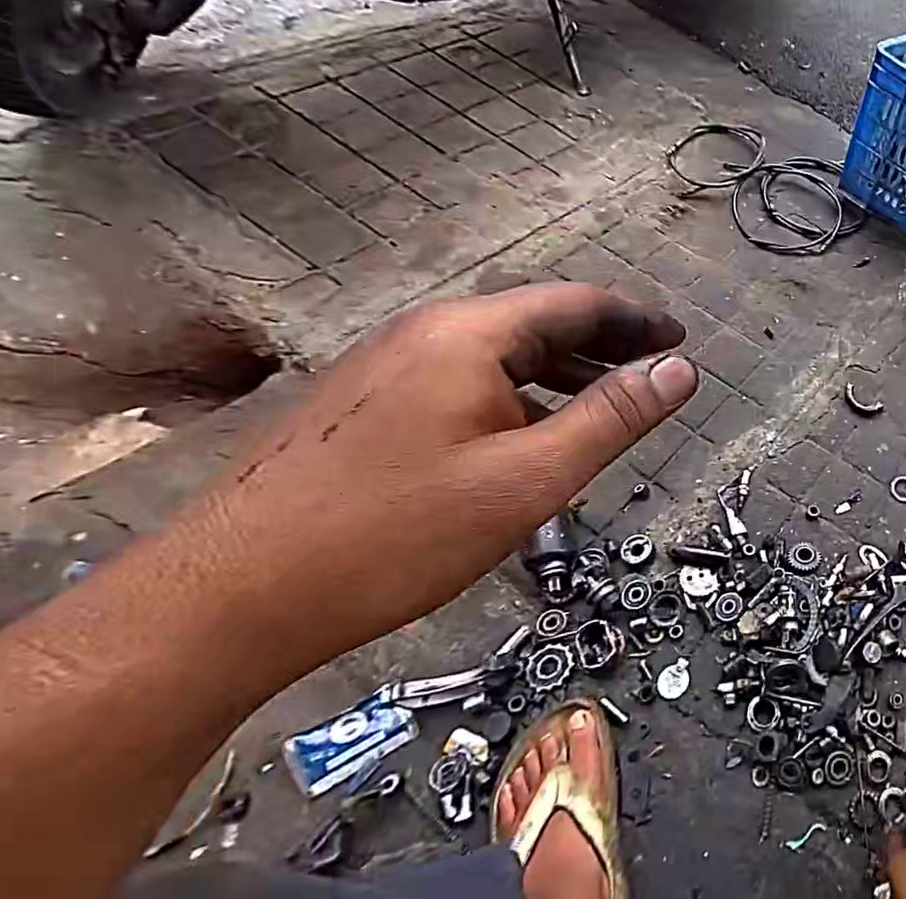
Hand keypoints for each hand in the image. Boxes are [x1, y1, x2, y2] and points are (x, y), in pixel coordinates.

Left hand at [166, 283, 696, 662]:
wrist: (226, 600)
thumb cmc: (397, 534)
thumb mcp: (530, 479)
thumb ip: (612, 418)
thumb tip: (680, 371)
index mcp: (470, 335)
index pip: (577, 304)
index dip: (638, 321)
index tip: (680, 341)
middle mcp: (427, 333)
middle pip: (538, 322)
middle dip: (606, 344)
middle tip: (656, 370)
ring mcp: (389, 366)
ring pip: (501, 354)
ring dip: (564, 371)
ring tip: (609, 401)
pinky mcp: (368, 403)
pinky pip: (467, 379)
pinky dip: (520, 393)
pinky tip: (531, 430)